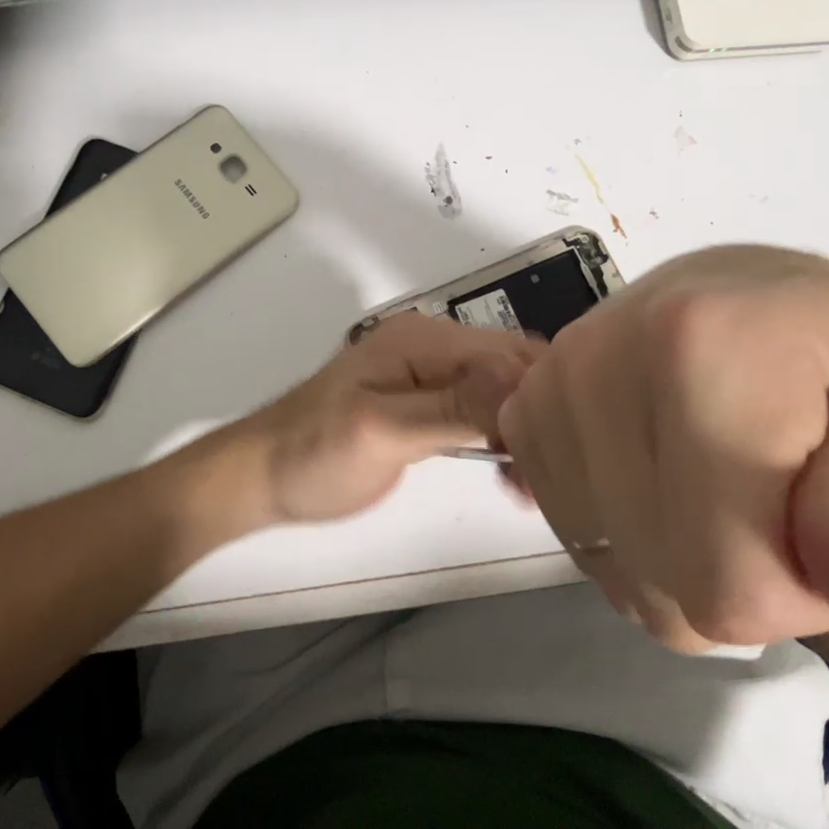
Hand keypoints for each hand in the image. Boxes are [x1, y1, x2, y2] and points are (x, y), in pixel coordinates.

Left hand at [243, 312, 542, 523]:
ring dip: (525, 433)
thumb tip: (524, 384)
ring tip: (535, 486)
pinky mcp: (424, 405)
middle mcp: (432, 348)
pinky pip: (479, 411)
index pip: (512, 353)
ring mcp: (427, 376)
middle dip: (542, 416)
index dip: (546, 395)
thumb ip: (452, 407)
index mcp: (424, 341)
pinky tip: (512, 477)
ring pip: (502, 393)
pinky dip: (501, 440)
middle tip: (552, 476)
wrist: (263, 474)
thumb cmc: (313, 453)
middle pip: (513, 370)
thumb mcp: (382, 431)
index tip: (565, 447)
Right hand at [476, 245, 828, 654]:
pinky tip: (662, 485)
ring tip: (717, 489)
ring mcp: (542, 397)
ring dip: (684, 563)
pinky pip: (583, 549)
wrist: (731, 303)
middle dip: (739, 575)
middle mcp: (590, 367)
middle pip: (669, 587)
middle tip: (775, 501)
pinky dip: (631, 544)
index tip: (827, 523)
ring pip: (622, 576)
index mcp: (694, 348)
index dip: (797, 589)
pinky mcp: (518, 421)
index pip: (731, 583)